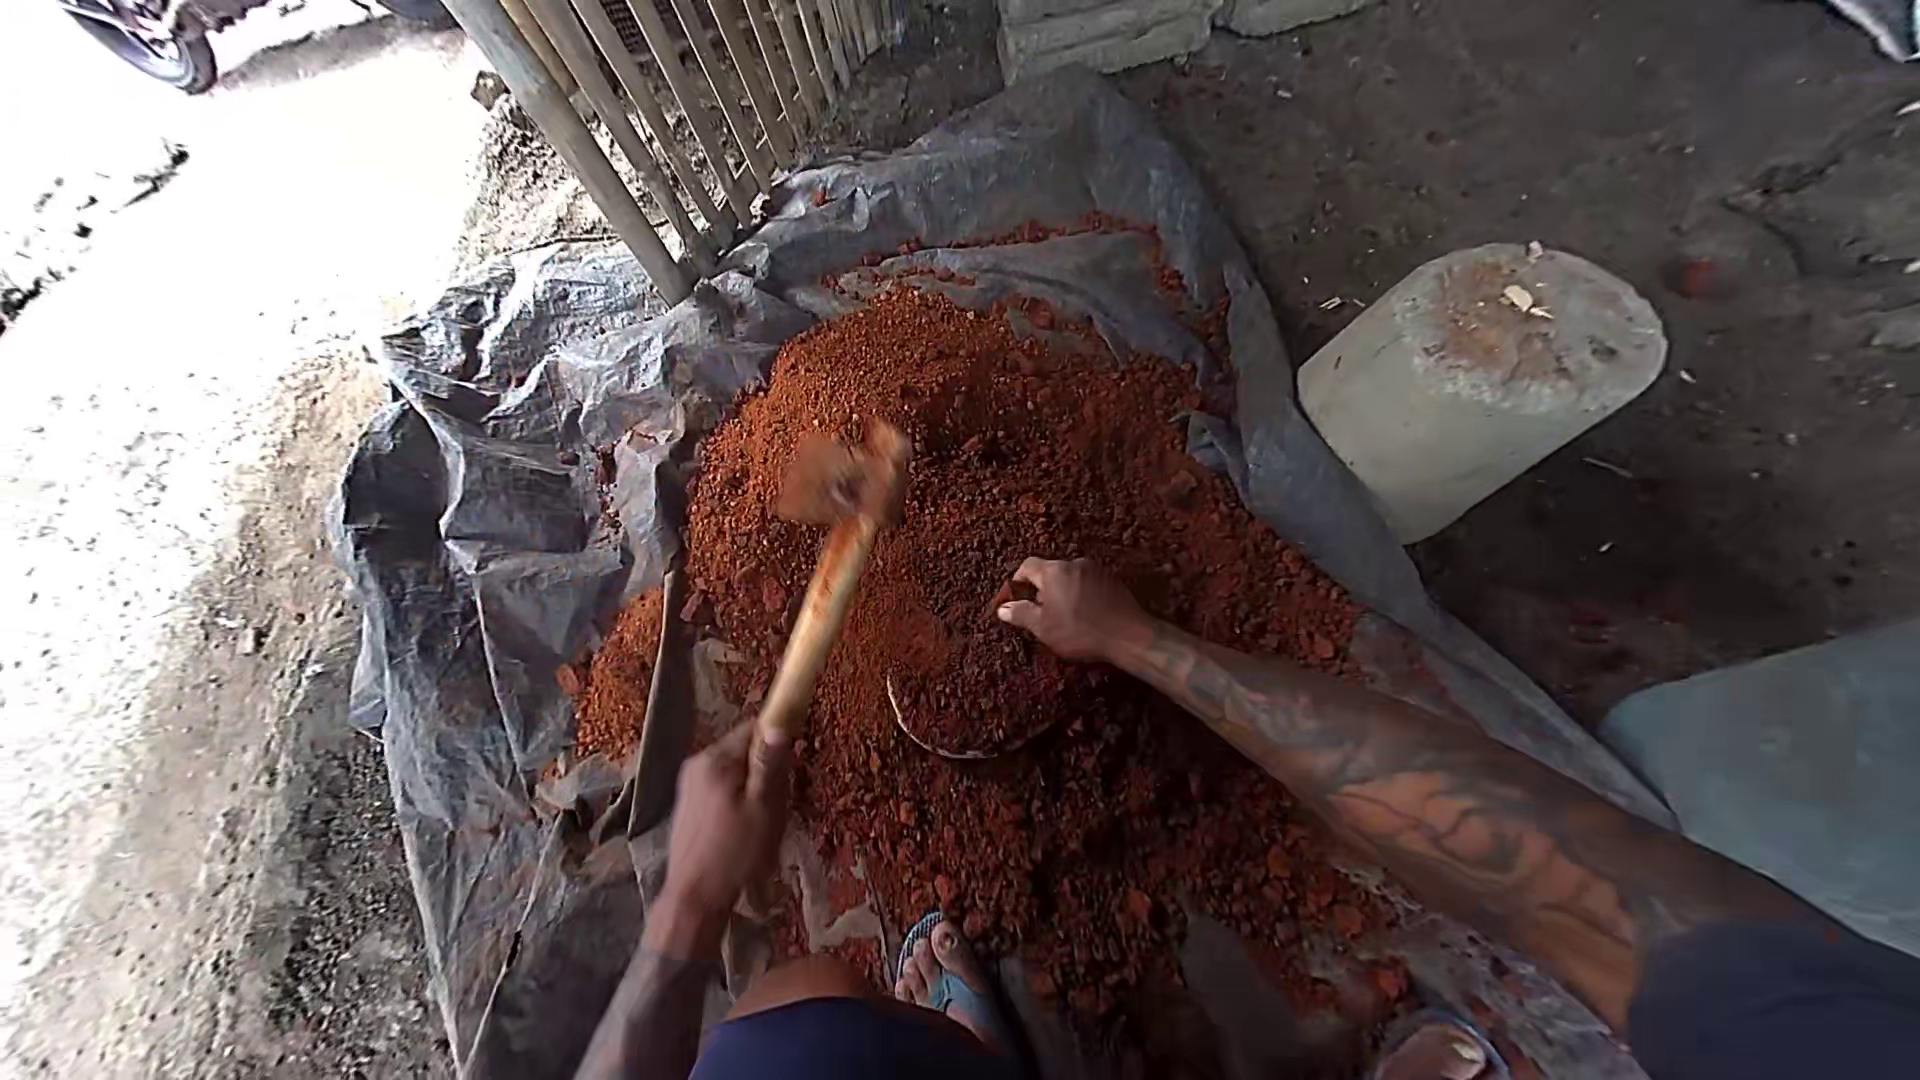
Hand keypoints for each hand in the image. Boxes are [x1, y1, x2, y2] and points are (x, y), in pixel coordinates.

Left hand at [645, 723, 791, 958]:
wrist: (694, 901)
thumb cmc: (734, 853)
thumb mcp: (763, 807)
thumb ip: (771, 764)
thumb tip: (780, 724)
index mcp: (714, 760)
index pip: (754, 728)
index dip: (777, 742)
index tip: (790, 768)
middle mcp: (697, 764)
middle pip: (746, 749)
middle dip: (766, 769)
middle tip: (776, 802)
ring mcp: (690, 785)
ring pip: (737, 769)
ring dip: (755, 786)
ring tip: (762, 819)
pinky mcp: (690, 803)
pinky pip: (725, 786)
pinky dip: (740, 799)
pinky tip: (745, 828)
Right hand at [994, 557, 1152, 662]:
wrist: (1130, 636)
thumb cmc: (1082, 632)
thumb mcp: (1043, 627)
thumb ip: (1021, 614)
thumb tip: (1003, 609)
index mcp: (1054, 571)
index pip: (1026, 567)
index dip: (1014, 585)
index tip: (1009, 603)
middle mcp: (1074, 564)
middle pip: (1047, 572)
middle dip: (1037, 591)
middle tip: (1034, 615)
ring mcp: (1096, 571)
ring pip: (1068, 578)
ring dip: (1059, 594)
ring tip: (1058, 619)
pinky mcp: (1112, 581)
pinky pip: (1085, 584)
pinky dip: (1077, 596)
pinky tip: (1080, 617)